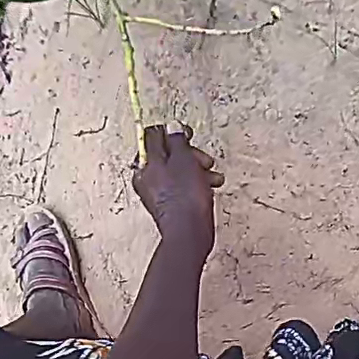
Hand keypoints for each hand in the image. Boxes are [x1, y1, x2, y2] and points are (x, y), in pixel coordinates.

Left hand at [133, 124, 222, 259]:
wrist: (189, 231)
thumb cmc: (184, 198)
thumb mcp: (183, 159)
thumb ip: (176, 140)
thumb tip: (172, 127)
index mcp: (145, 163)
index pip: (152, 135)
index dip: (172, 131)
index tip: (187, 134)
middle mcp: (147, 177)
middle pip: (168, 153)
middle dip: (190, 154)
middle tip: (203, 160)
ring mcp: (157, 192)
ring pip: (178, 171)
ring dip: (197, 170)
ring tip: (212, 178)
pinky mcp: (169, 204)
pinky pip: (181, 186)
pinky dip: (195, 184)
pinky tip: (209, 187)